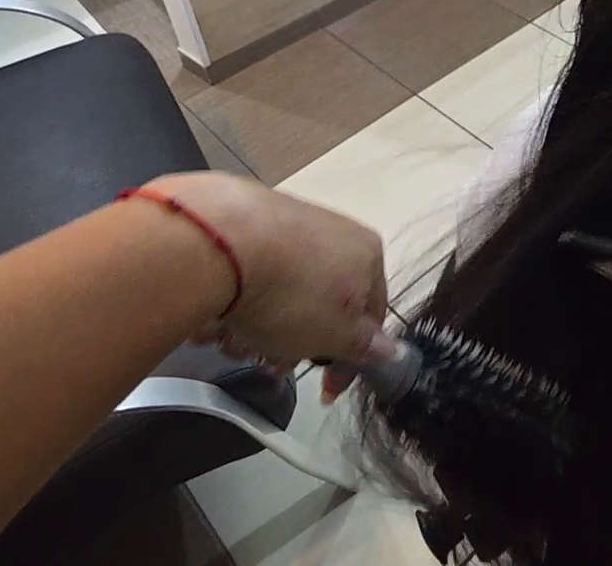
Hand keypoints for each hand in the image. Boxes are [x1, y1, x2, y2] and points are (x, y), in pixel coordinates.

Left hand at [140, 173, 394, 369]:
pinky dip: (242, 296)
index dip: (348, 360)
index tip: (324, 390)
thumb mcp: (334, 335)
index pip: (371, 317)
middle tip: (267, 361)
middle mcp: (339, 233)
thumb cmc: (292, 295)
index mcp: (368, 255)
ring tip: (232, 337)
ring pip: (286, 293)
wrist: (226, 239)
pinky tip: (219, 312)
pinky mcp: (256, 221)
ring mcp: (297, 224)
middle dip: (293, 344)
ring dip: (260, 326)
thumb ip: (364, 346)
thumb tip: (393, 350)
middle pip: (323, 307)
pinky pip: (259, 270)